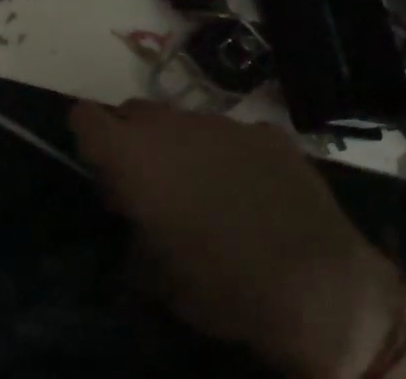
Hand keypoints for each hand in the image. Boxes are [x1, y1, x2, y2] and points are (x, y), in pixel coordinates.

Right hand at [70, 100, 405, 377]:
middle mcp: (171, 126)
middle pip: (133, 112)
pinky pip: (235, 135)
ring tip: (207, 190)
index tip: (102, 171)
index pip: (84, 117)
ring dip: (182, 146)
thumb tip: (133, 215)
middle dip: (133, 140)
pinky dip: (232, 155)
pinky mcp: (270, 135)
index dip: (88, 140)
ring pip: (184, 120)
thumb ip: (132, 230)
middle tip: (152, 185)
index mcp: (132, 155)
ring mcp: (224, 125)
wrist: (321, 292)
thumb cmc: (222, 287)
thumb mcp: (155, 277)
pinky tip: (254, 192)